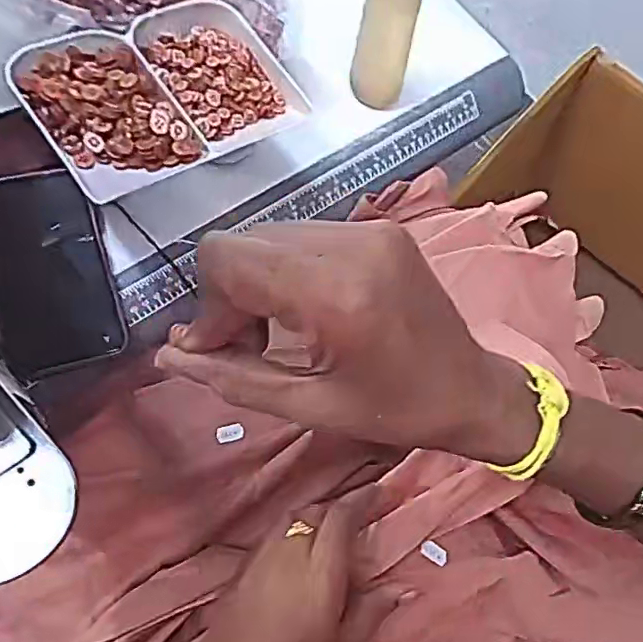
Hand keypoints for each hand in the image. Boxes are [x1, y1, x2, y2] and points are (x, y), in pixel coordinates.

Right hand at [153, 221, 537, 464]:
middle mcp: (351, 245)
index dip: (207, 307)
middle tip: (246, 346)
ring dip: (256, 283)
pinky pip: (305, 237)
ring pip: (270, 236)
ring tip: (276, 333)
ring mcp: (370, 230)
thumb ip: (235, 380)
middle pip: (242, 242)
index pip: (226, 258)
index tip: (218, 351)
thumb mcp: (313, 408)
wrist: (473, 390)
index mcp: (336, 295)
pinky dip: (286, 272)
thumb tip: (169, 357)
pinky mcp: (381, 229)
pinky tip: (304, 312)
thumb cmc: (398, 412)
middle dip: (228, 296)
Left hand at [184, 491, 394, 641]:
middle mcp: (282, 558)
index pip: (340, 517)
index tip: (380, 493)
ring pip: (282, 525)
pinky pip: (263, 546)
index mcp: (318, 573)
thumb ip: (371, 612)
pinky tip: (290, 565)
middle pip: (309, 513)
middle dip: (333, 509)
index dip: (362, 500)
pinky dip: (283, 541)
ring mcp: (251, 568)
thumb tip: (399, 587)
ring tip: (324, 539)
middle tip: (354, 521)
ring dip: (306, 522)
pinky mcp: (230, 584)